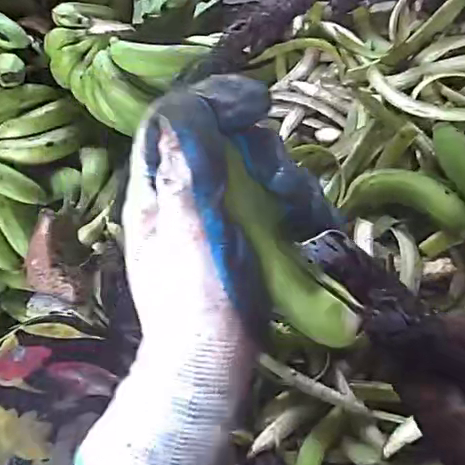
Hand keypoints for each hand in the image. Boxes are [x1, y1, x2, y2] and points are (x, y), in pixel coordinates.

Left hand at [74, 78, 275, 464]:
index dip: (214, 98)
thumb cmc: (195, 298)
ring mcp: (215, 217)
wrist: (204, 367)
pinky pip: (272, 204)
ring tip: (300, 219)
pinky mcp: (243, 239)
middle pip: (225, 139)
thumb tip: (189, 103)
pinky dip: (296, 209)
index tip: (256, 103)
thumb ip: (187, 159)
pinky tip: (308, 231)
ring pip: (256, 170)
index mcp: (157, 183)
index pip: (175, 115)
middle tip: (279, 185)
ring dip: (287, 183)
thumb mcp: (186, 220)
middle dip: (260, 152)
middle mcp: (183, 192)